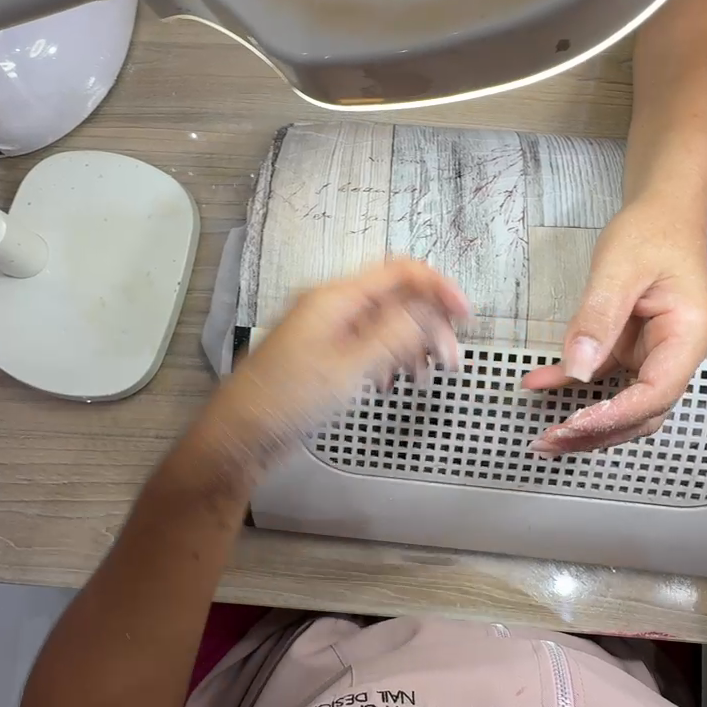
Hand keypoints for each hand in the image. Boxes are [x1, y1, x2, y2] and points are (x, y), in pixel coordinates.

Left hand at [199, 258, 469, 480]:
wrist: (241, 435)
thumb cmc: (288, 399)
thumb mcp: (351, 366)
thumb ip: (396, 335)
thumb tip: (432, 313)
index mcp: (337, 297)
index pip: (400, 272)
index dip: (438, 287)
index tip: (466, 316)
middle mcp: (332, 306)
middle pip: (395, 299)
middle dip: (428, 325)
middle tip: (449, 362)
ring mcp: (326, 332)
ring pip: (383, 325)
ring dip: (410, 345)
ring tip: (424, 378)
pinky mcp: (323, 357)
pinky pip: (366, 347)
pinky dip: (387, 360)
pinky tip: (391, 383)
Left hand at [521, 203, 706, 453]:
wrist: (663, 210)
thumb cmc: (652, 232)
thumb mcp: (619, 269)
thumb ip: (596, 320)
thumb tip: (576, 371)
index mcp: (687, 336)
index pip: (654, 394)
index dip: (614, 416)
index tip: (573, 426)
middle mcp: (674, 353)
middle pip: (640, 413)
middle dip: (595, 434)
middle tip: (548, 443)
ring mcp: (652, 354)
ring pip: (621, 405)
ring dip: (584, 423)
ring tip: (544, 437)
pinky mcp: (629, 348)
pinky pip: (599, 378)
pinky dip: (569, 385)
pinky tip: (537, 384)